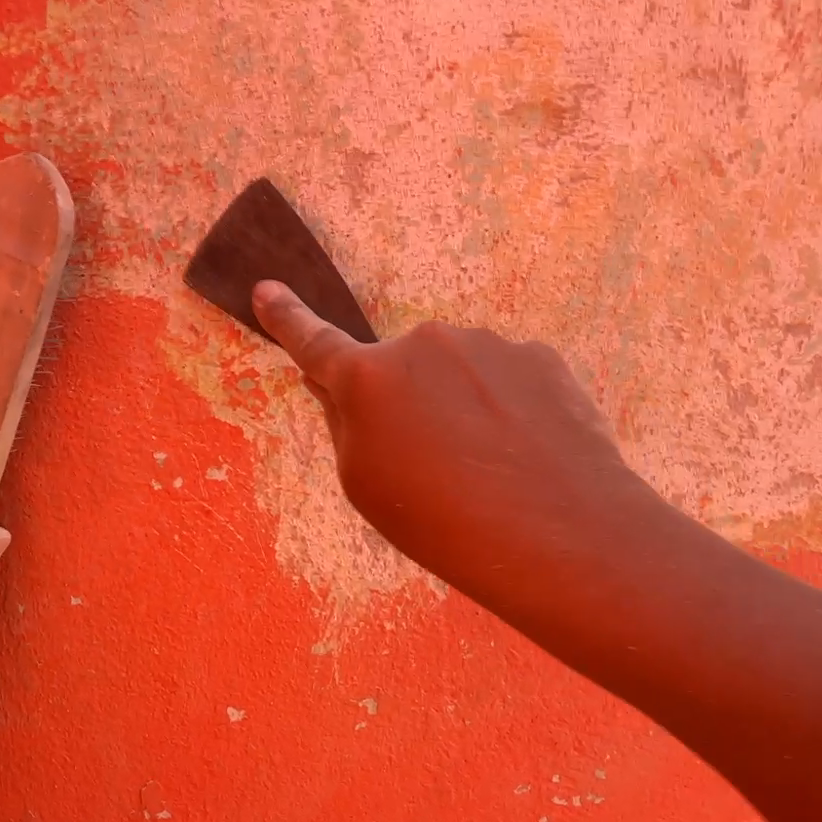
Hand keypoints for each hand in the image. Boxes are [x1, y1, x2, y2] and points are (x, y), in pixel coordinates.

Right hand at [251, 280, 663, 620]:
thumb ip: (343, 423)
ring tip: (485, 468)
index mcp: (368, 378)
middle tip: (427, 462)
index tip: (266, 289)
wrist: (555, 533)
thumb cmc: (437, 520)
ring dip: (458, 406)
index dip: (287, 318)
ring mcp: (487, 344)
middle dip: (402, 402)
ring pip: (455, 373)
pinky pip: (503, 378)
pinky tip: (522, 454)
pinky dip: (503, 409)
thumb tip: (333, 384)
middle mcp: (424, 343)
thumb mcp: (363, 484)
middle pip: (397, 369)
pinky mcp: (540, 356)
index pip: (314, 342)